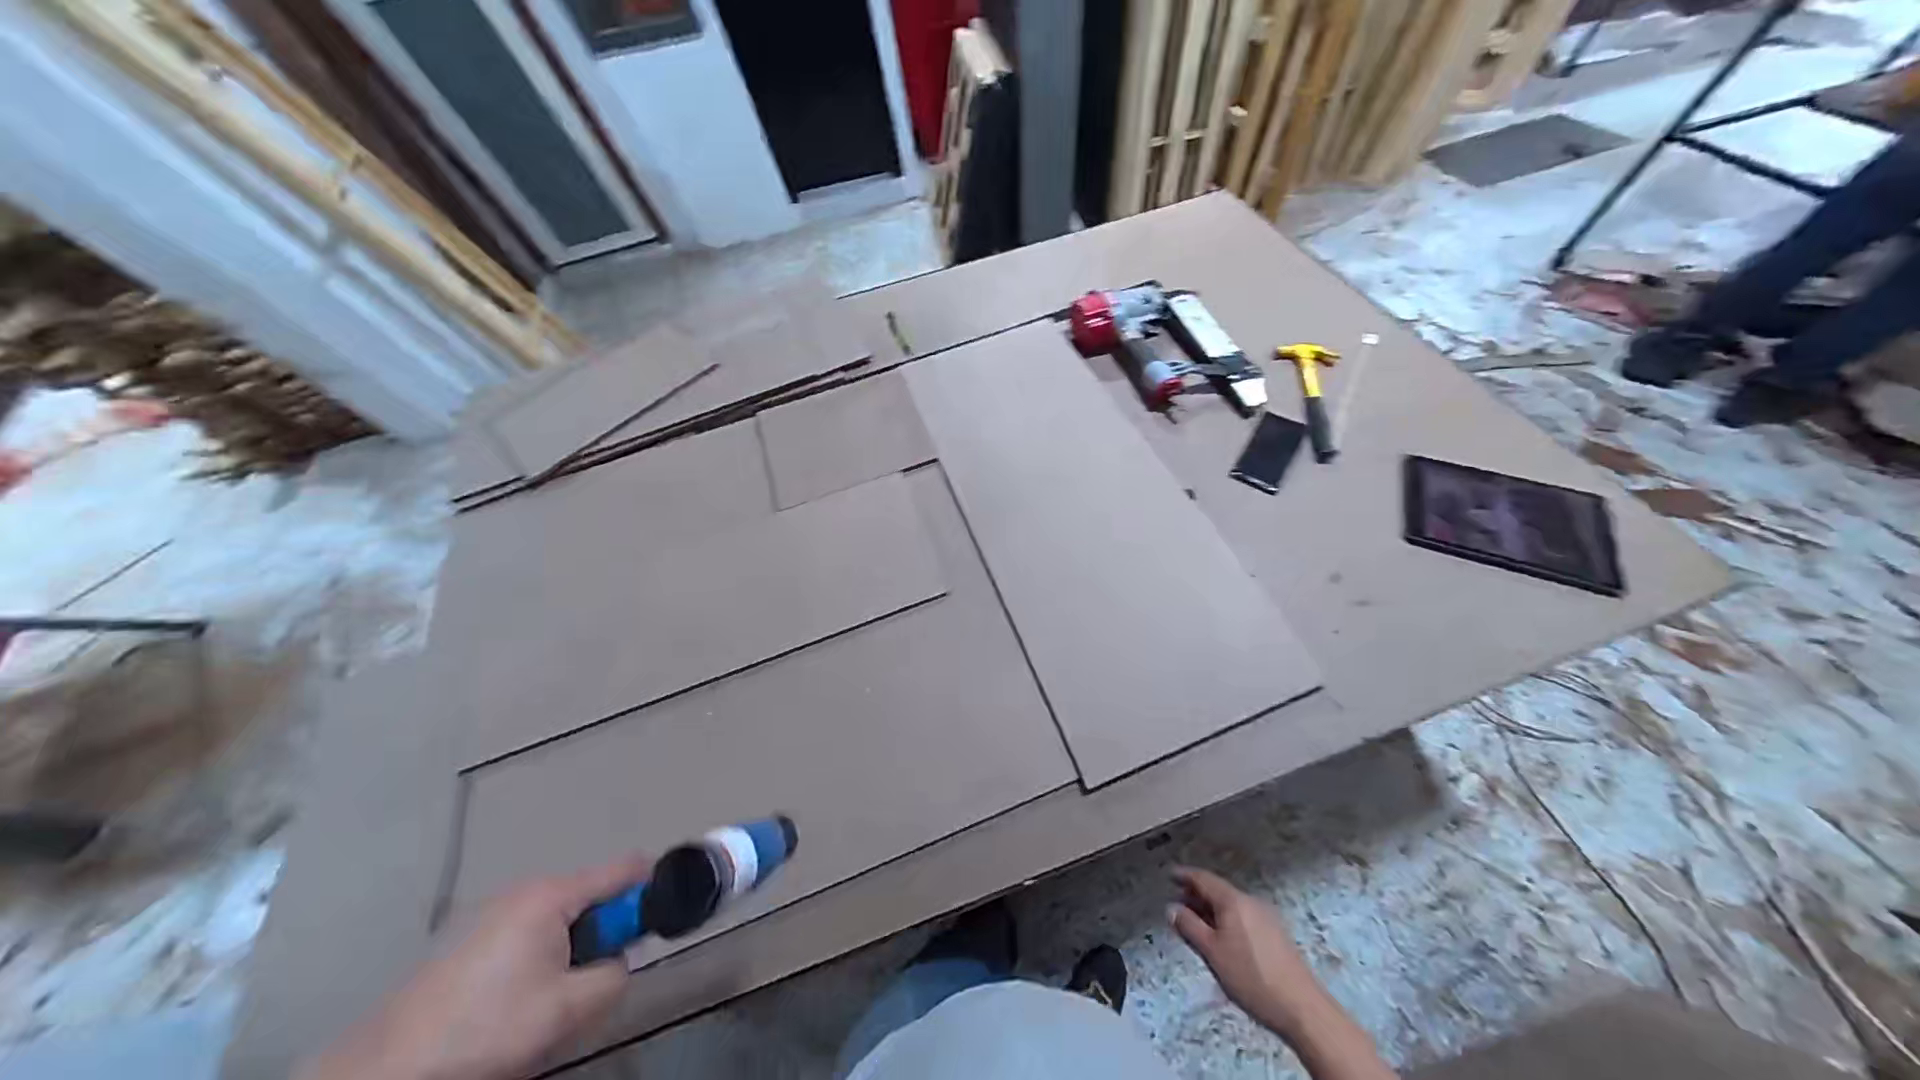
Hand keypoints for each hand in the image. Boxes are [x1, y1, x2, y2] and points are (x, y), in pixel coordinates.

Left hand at [299, 853, 652, 1079]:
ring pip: (559, 924)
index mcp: (551, 894)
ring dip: (570, 955)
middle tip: (590, 985)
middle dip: (601, 937)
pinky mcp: (468, 941)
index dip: (655, 886)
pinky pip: (528, 938)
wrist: (383, 1072)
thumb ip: (615, 975)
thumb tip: (618, 963)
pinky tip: (516, 1008)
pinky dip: (539, 963)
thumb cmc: (487, 1029)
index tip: (670, 912)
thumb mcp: (569, 1009)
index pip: (625, 869)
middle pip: (591, 900)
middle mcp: (523, 891)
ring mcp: (491, 913)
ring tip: (550, 1004)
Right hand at [1168, 866, 1332, 1040]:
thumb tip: (1171, 908)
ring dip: (1211, 908)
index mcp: (1233, 901)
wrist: (1302, 1007)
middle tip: (1177, 901)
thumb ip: (1189, 926)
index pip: (1204, 878)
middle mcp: (1250, 902)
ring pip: (1231, 905)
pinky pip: (1243, 916)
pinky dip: (1225, 918)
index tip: (1169, 875)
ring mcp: (1266, 917)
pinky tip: (1220, 935)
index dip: (1185, 875)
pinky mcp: (1275, 934)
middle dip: (1196, 894)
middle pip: (1218, 890)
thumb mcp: (1212, 952)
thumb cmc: (1250, 976)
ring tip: (1195, 920)